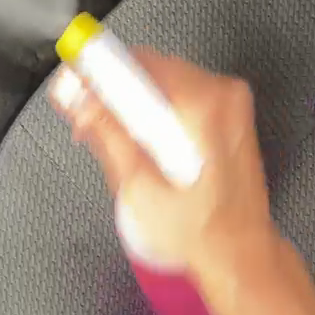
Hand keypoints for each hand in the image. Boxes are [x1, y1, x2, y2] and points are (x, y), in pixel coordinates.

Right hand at [49, 50, 277, 277]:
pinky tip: (150, 141)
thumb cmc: (200, 230)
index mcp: (201, 106)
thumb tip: (75, 96)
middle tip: (90, 122)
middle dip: (114, 90)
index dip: (98, 71)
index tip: (75, 84)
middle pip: (150, 66)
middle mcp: (221, 94)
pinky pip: (182, 89)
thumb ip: (104, 131)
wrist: (239, 252)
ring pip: (164, 76)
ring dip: (134, 100)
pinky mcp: (231, 108)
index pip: (136, 62)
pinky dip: (158, 107)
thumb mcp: (138, 184)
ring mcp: (230, 100)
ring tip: (124, 141)